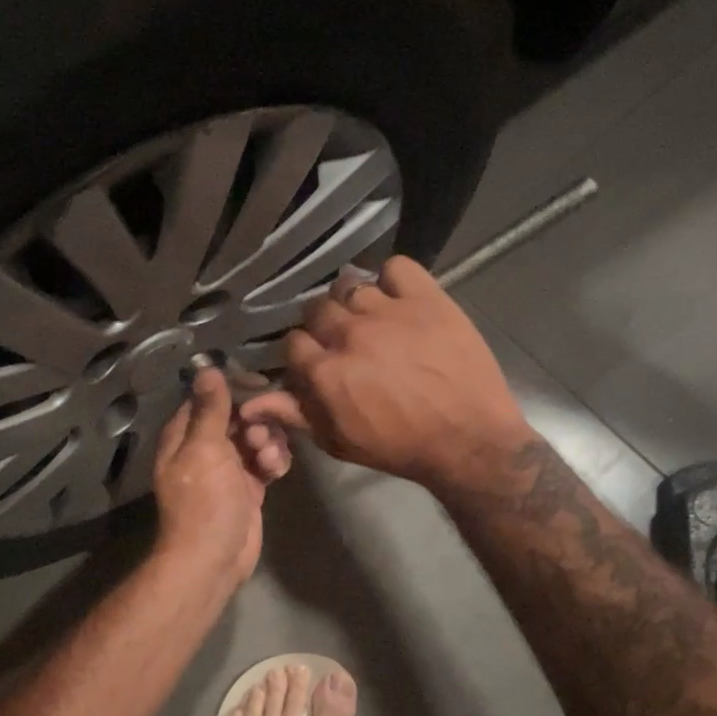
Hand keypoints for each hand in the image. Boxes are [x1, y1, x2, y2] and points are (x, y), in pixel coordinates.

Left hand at [152, 368, 291, 587]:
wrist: (213, 559)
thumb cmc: (203, 503)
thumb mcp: (204, 450)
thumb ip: (210, 409)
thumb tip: (206, 368)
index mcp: (184, 435)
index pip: (209, 398)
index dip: (234, 390)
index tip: (262, 386)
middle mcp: (204, 448)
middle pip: (237, 416)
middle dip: (257, 420)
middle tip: (261, 436)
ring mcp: (227, 468)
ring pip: (256, 438)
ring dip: (269, 442)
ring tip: (269, 460)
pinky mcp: (248, 487)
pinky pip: (266, 462)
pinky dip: (274, 463)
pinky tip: (276, 472)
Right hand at [238, 255, 532, 487]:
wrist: (468, 440)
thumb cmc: (397, 448)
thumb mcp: (337, 441)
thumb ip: (293, 414)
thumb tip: (249, 402)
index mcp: (325, 370)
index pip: (293, 342)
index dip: (302, 353)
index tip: (317, 362)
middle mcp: (349, 334)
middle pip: (317, 310)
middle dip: (324, 326)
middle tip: (344, 342)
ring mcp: (388, 312)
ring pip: (351, 287)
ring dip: (354, 302)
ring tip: (371, 319)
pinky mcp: (427, 298)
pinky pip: (397, 267)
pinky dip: (393, 278)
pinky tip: (398, 299)